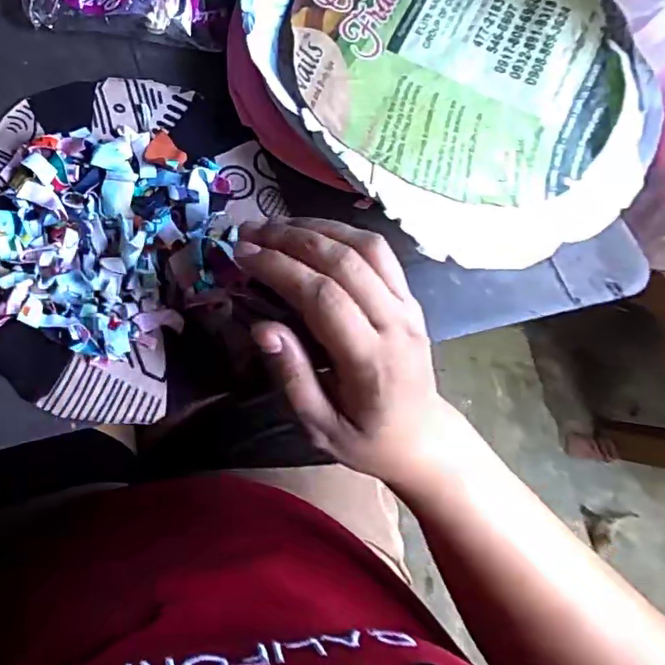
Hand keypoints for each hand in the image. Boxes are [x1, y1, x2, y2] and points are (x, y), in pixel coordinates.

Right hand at [234, 218, 468, 487]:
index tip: (242, 255)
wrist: (422, 438)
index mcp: (371, 361)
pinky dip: (340, 231)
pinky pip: (378, 250)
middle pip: (343, 262)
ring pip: (364, 247)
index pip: (323, 297)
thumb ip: (292, 377)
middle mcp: (395, 324)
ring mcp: (407, 305)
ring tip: (272, 226)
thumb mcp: (320, 428)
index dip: (280, 269)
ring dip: (314, 228)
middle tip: (248, 232)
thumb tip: (261, 328)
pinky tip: (308, 230)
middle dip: (290, 240)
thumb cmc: (365, 437)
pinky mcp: (409, 295)